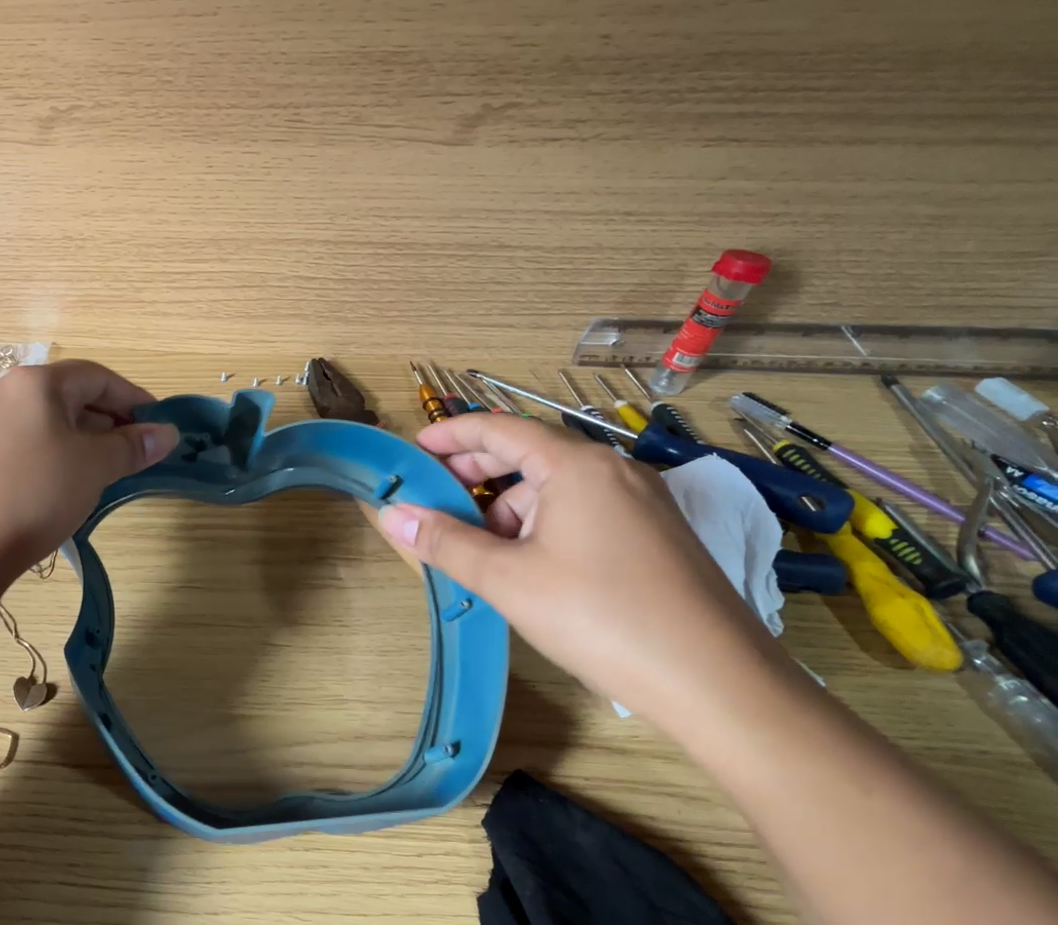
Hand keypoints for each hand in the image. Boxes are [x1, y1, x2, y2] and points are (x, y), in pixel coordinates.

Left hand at [0, 360, 177, 588]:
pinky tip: (58, 487)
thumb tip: (167, 434)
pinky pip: (20, 443)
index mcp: (35, 383)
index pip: (97, 376)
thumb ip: (132, 446)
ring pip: (43, 421)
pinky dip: (49, 455)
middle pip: (67, 396)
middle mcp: (2, 392)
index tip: (159, 426)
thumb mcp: (93, 468)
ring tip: (101, 473)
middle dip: (107, 421)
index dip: (134, 399)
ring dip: (79, 441)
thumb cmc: (34, 495)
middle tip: (134, 453)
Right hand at [369, 413, 797, 728]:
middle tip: (437, 497)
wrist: (721, 685)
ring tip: (483, 549)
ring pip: (559, 487)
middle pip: (530, 452)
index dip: (452, 434)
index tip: (416, 450)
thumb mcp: (508, 579)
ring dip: (511, 506)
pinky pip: (587, 510)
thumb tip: (391, 514)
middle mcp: (614, 471)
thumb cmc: (601, 618)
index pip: (499, 428)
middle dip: (477, 472)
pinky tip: (532, 567)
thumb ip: (445, 542)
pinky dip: (546, 524)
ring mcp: (645, 503)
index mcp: (577, 466)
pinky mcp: (660, 537)